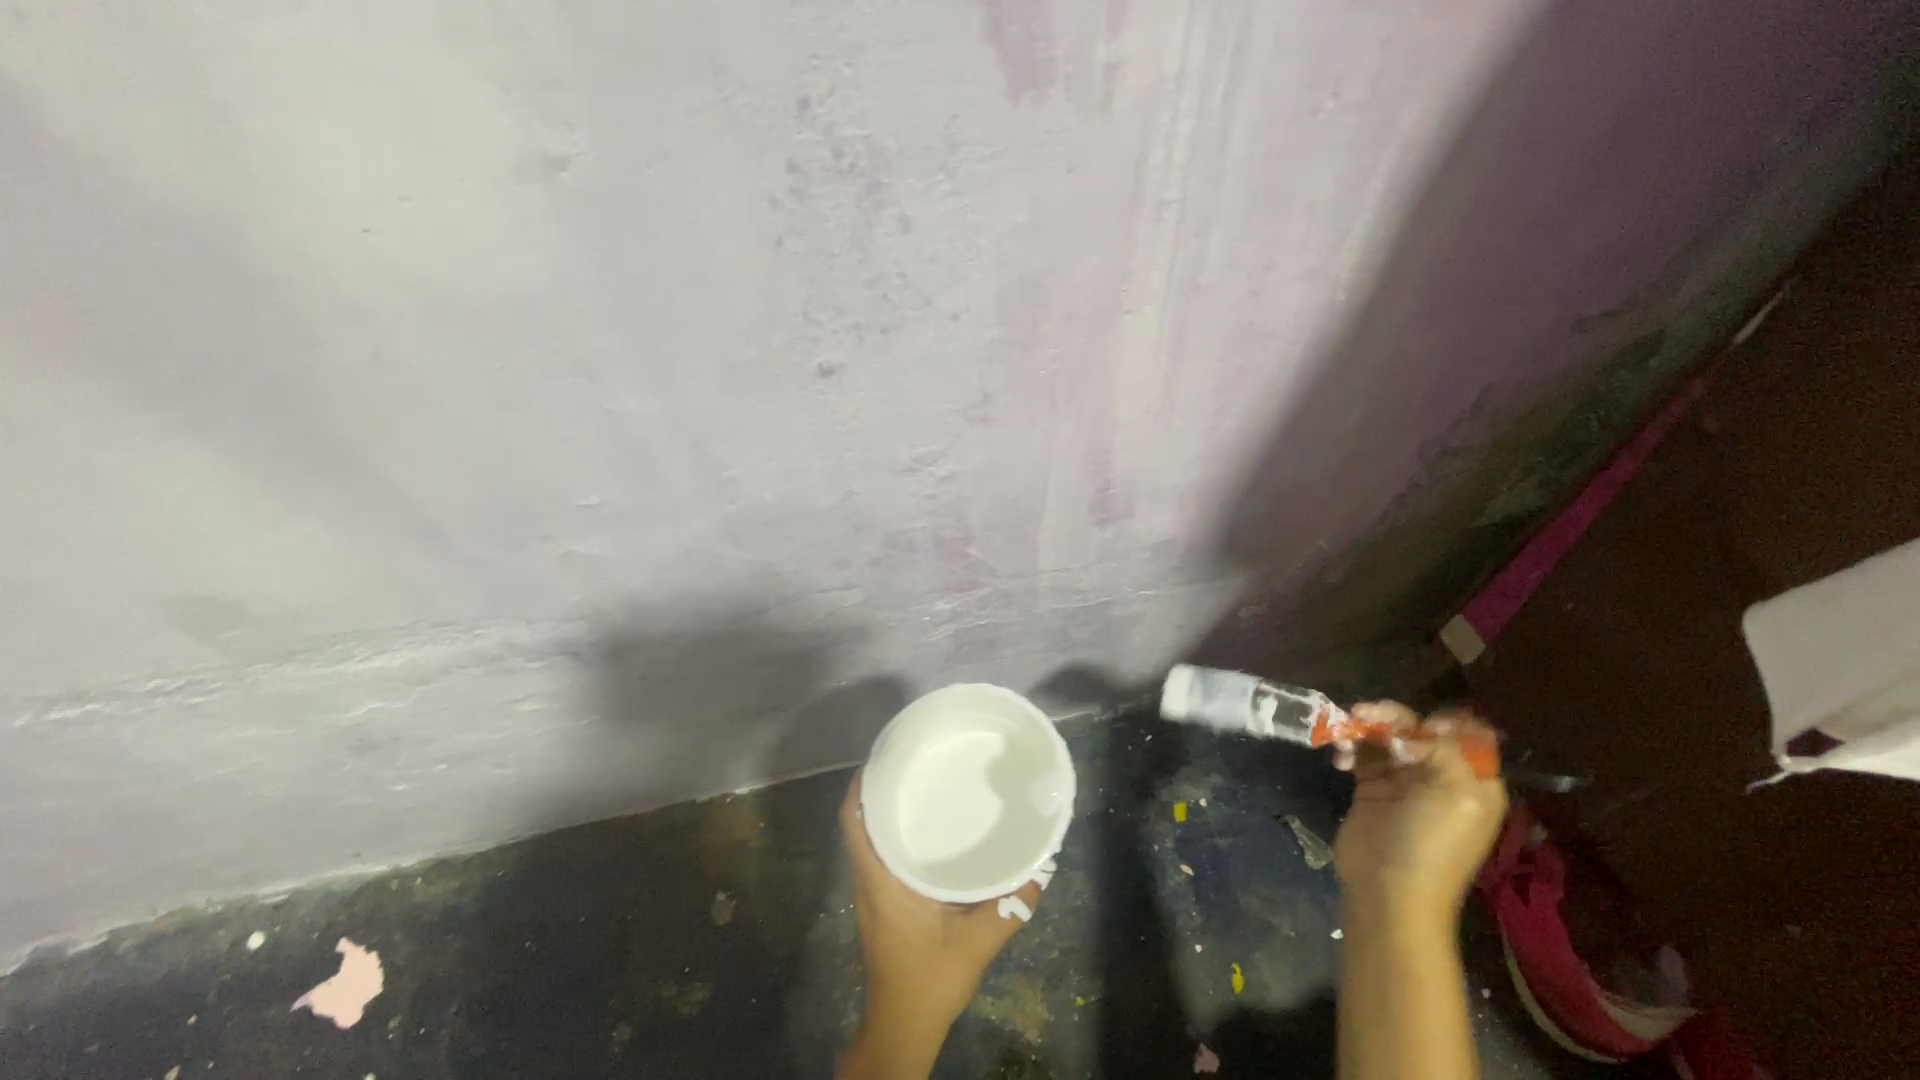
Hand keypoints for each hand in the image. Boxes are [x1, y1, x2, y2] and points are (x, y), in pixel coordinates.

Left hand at [840, 769, 1043, 1034]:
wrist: (903, 1025)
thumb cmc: (930, 978)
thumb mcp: (976, 942)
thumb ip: (1010, 905)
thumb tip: (1042, 868)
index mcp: (879, 878)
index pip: (854, 818)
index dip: (861, 783)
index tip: (885, 754)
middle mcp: (868, 878)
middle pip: (860, 821)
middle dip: (878, 787)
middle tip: (914, 760)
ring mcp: (872, 892)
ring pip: (869, 838)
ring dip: (885, 810)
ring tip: (920, 784)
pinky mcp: (882, 903)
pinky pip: (880, 854)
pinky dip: (894, 834)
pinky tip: (926, 830)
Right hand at [1332, 703, 1507, 925]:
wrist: (1388, 890)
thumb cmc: (1430, 842)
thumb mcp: (1456, 794)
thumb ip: (1441, 749)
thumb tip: (1403, 735)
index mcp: (1474, 780)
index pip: (1466, 733)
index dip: (1443, 721)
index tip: (1421, 724)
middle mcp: (1441, 776)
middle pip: (1419, 729)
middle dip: (1392, 718)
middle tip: (1364, 713)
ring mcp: (1403, 782)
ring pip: (1386, 737)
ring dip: (1365, 729)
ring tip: (1344, 731)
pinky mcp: (1371, 788)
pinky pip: (1360, 754)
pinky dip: (1349, 748)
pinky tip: (1339, 758)